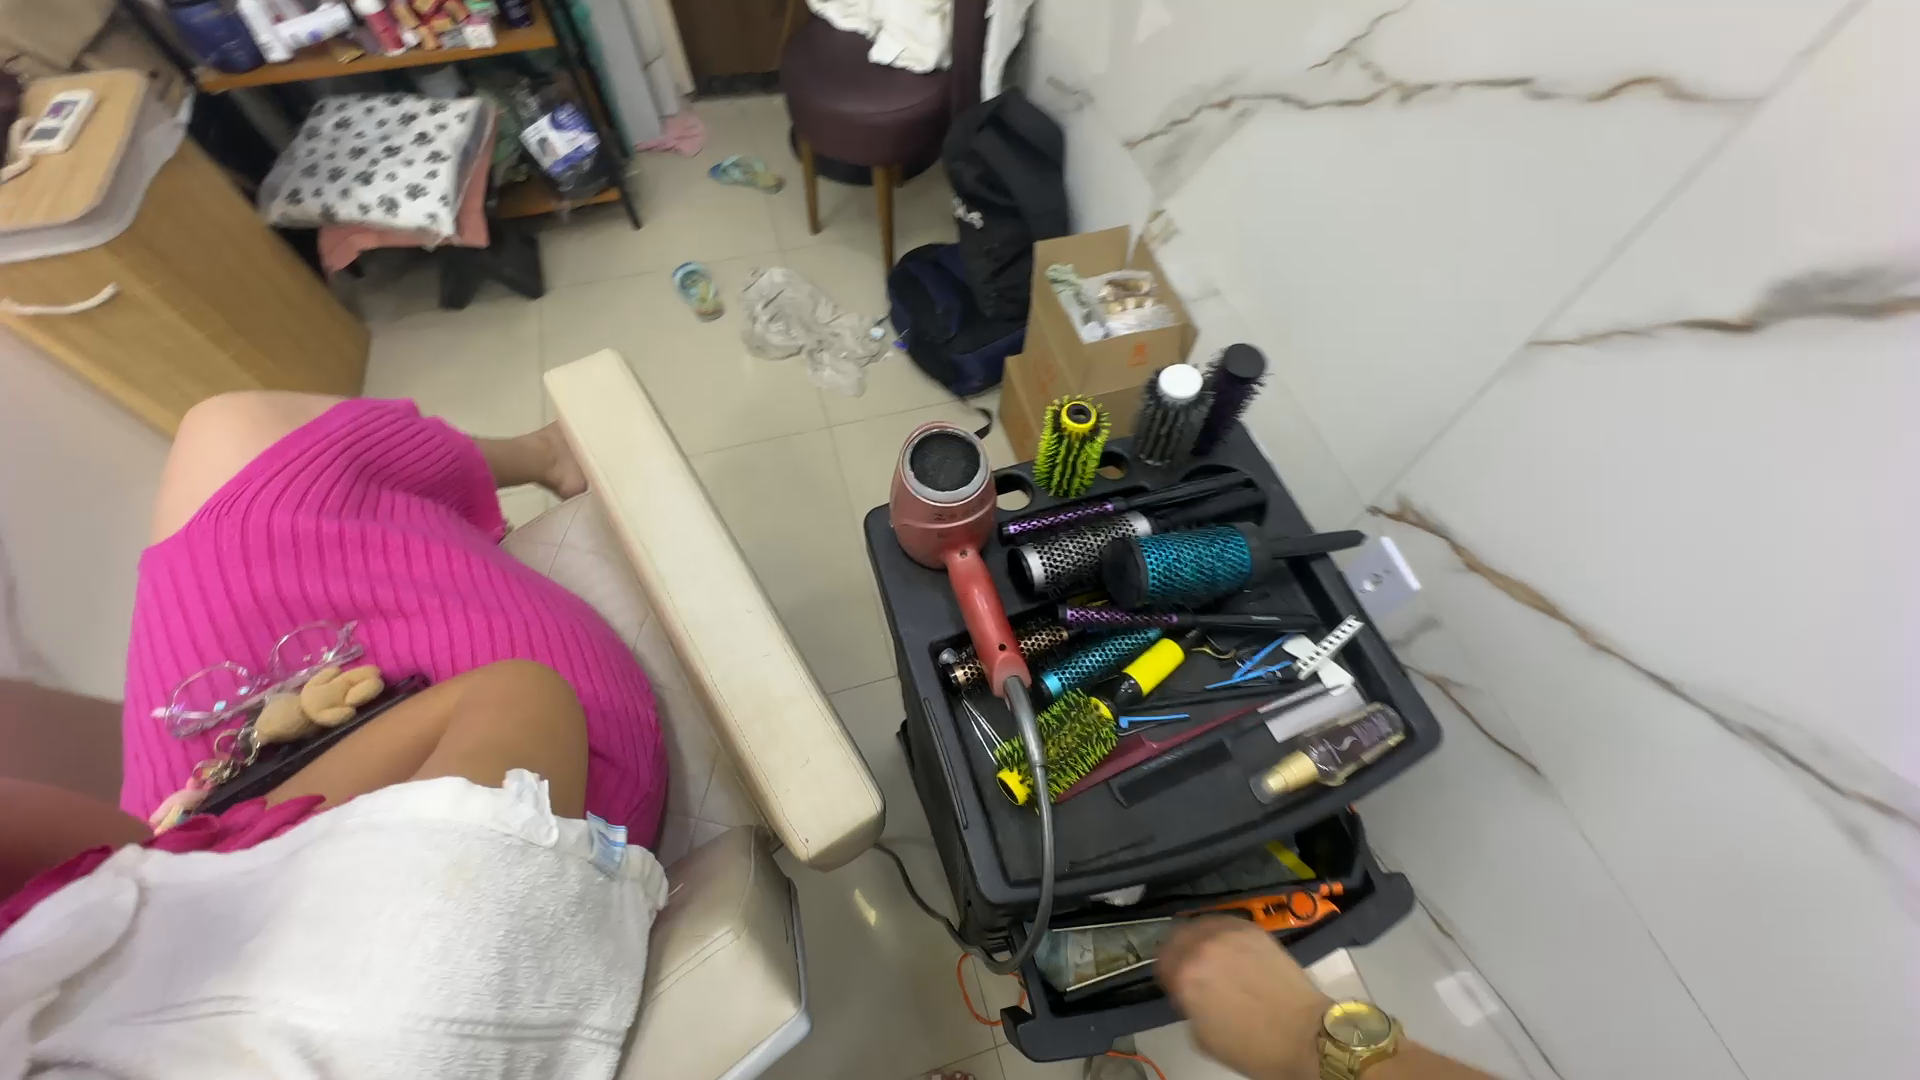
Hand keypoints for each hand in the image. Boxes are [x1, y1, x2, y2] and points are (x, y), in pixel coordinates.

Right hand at [1157, 917, 1331, 1079]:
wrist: (1305, 1036)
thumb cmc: (1254, 1048)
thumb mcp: (1205, 1037)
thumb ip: (1187, 1005)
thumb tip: (1188, 991)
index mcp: (1185, 975)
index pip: (1161, 961)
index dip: (1168, 975)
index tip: (1177, 984)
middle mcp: (1200, 946)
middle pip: (1175, 937)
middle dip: (1180, 953)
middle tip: (1192, 969)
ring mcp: (1226, 933)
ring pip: (1198, 925)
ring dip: (1198, 939)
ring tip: (1213, 957)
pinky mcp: (1249, 928)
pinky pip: (1223, 923)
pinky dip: (1221, 934)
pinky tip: (1231, 950)